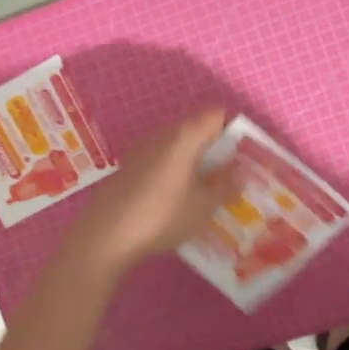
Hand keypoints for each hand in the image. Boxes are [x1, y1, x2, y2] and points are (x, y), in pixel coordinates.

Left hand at [60, 108, 237, 271]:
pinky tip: (176, 200)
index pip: (215, 115)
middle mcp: (162, 135)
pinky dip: (173, 173)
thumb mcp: (203, 206)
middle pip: (195, 129)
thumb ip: (225, 186)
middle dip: (215, 150)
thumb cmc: (162, 216)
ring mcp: (141, 150)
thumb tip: (240, 171)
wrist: (105, 235)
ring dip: (193, 163)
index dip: (233, 131)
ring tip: (206, 192)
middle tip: (229, 177)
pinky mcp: (128, 168)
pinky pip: (160, 162)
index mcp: (184, 136)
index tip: (243, 156)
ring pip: (177, 147)